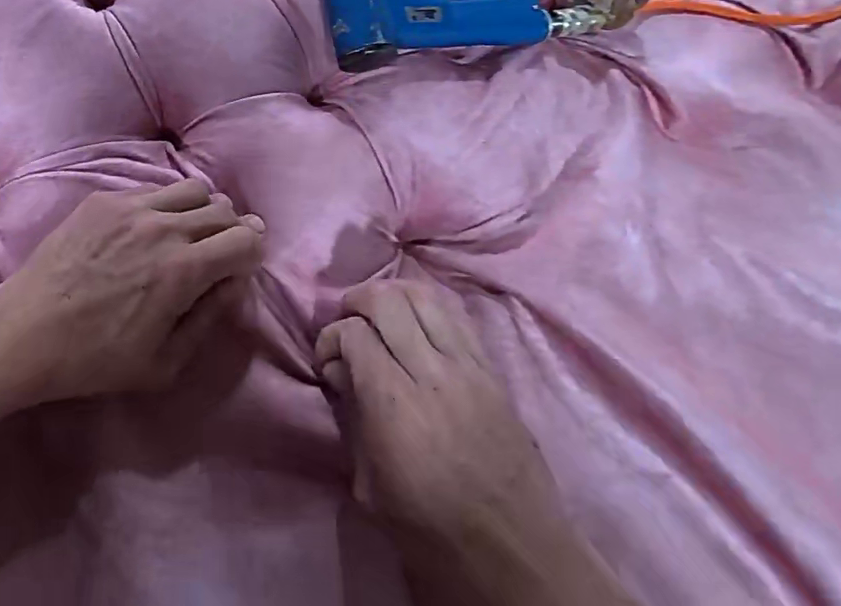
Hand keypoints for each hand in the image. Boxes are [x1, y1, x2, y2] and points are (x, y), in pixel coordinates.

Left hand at [0, 180, 263, 404]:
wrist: (24, 333)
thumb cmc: (95, 359)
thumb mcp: (164, 363)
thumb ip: (211, 317)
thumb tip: (236, 279)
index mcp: (184, 270)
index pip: (247, 239)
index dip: (254, 251)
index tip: (243, 264)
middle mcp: (164, 227)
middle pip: (225, 209)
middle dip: (233, 230)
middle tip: (218, 251)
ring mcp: (132, 207)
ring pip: (194, 189)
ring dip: (203, 209)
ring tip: (187, 232)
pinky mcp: (105, 199)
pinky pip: (155, 189)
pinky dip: (166, 205)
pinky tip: (146, 229)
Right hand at [316, 281, 632, 605]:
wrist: (513, 547)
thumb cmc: (432, 529)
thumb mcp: (371, 487)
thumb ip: (354, 418)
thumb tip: (341, 372)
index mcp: (395, 406)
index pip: (354, 334)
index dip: (330, 337)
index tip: (326, 361)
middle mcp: (431, 372)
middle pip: (387, 300)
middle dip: (357, 300)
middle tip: (348, 321)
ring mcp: (467, 365)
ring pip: (425, 295)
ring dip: (394, 293)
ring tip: (380, 310)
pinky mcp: (491, 368)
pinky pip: (457, 313)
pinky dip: (430, 303)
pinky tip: (417, 317)